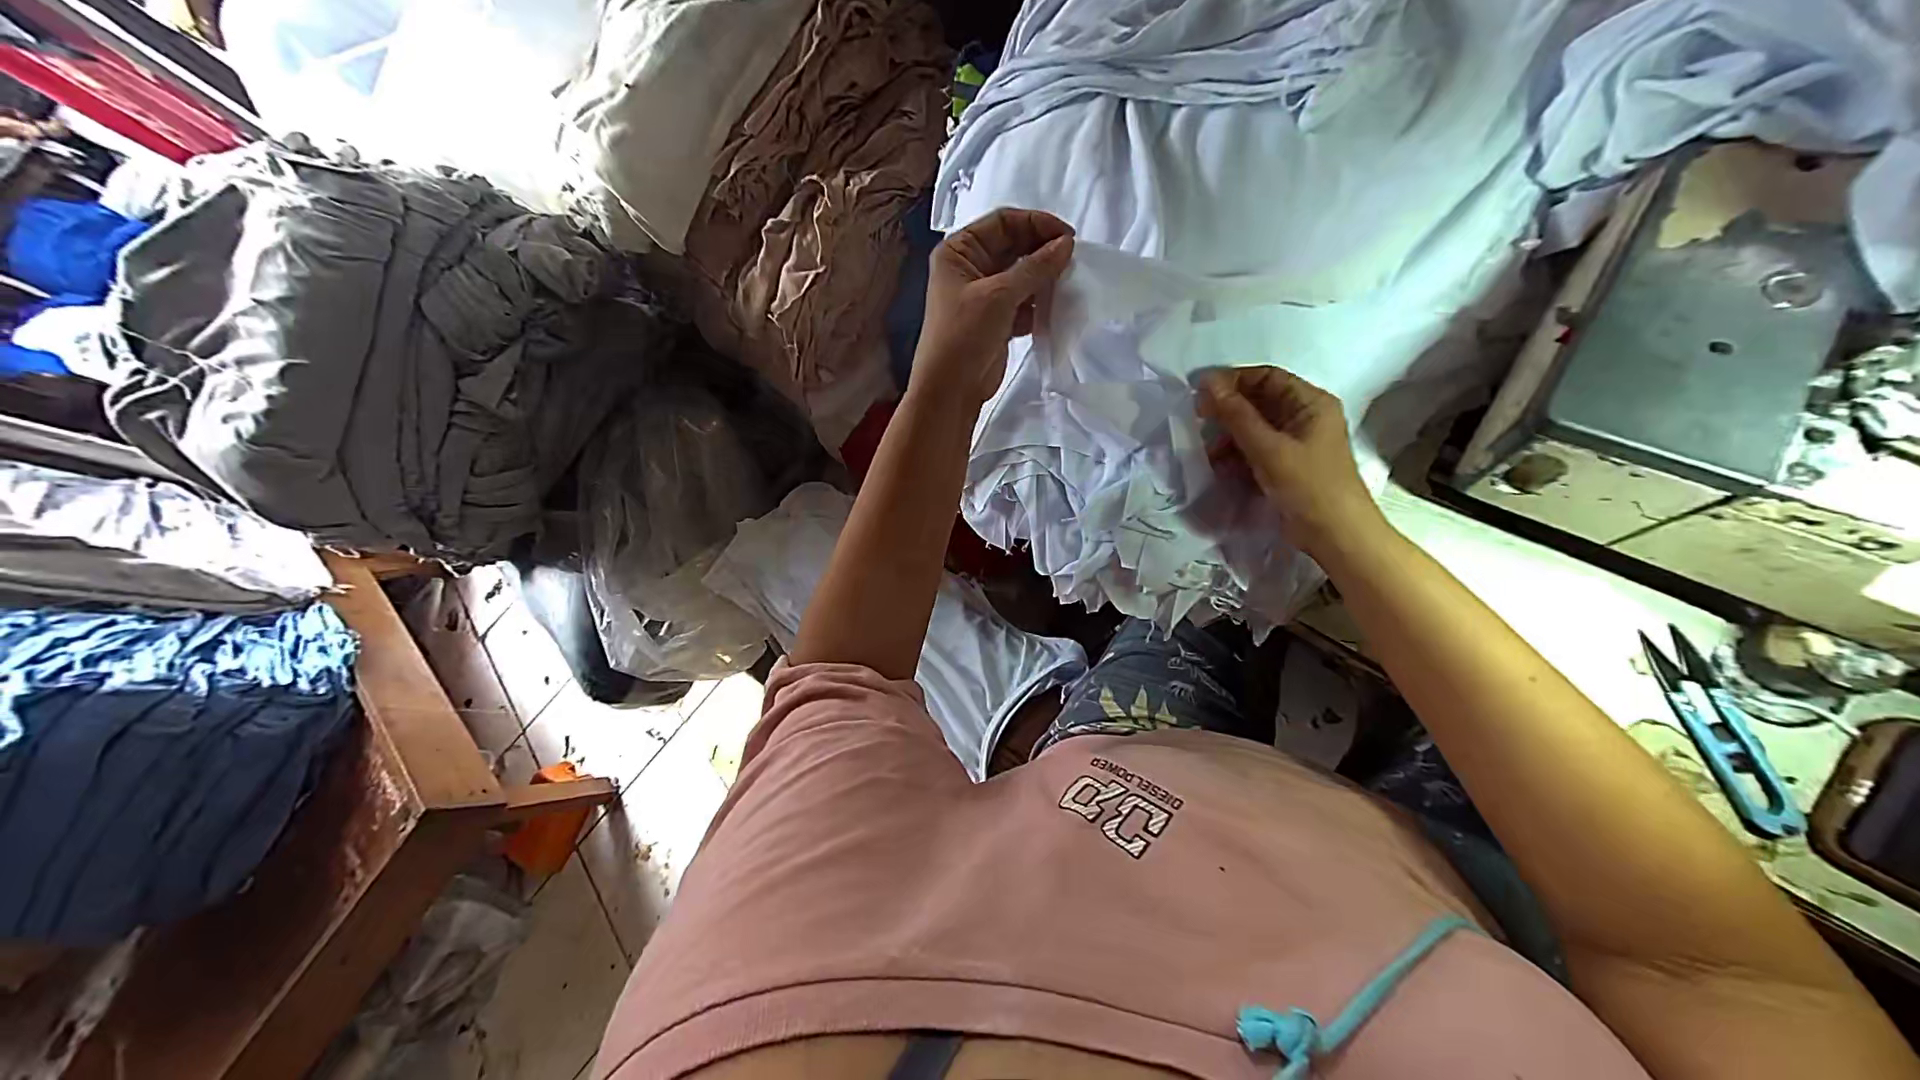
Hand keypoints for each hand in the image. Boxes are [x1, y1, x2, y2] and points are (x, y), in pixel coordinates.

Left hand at [914, 207, 1074, 405]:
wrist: (950, 389)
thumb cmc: (963, 336)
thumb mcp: (999, 295)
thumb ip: (1034, 267)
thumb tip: (1066, 244)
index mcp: (958, 251)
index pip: (1002, 222)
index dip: (1035, 224)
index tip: (1067, 237)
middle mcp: (969, 267)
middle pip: (1013, 245)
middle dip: (1042, 250)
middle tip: (1072, 259)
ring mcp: (983, 294)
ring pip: (1021, 274)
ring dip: (1043, 276)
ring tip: (1068, 281)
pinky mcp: (996, 319)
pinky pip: (1023, 300)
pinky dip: (1039, 300)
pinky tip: (1057, 304)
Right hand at [1197, 367, 1383, 556]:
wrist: (1336, 535)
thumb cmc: (1308, 486)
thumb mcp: (1269, 448)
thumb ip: (1237, 415)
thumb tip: (1208, 383)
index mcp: (1310, 402)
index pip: (1267, 377)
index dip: (1233, 380)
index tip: (1200, 393)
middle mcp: (1305, 416)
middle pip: (1259, 401)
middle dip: (1228, 410)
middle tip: (1198, 420)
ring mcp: (1296, 442)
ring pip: (1255, 427)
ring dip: (1229, 436)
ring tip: (1207, 452)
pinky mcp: (1287, 465)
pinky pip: (1257, 449)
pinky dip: (1237, 454)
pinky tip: (1219, 467)